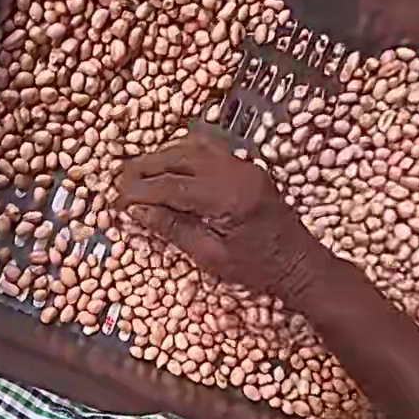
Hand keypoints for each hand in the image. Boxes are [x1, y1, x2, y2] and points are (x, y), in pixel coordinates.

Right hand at [114, 131, 329, 302]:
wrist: (301, 264)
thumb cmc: (259, 270)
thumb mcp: (210, 256)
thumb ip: (173, 228)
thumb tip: (137, 211)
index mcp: (229, 198)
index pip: (172, 186)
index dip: (140, 192)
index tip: (117, 200)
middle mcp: (237, 173)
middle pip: (179, 158)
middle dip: (144, 168)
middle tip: (117, 179)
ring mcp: (244, 166)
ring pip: (193, 148)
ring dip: (161, 157)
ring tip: (135, 171)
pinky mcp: (247, 168)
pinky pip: (209, 150)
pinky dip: (182, 154)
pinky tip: (166, 164)